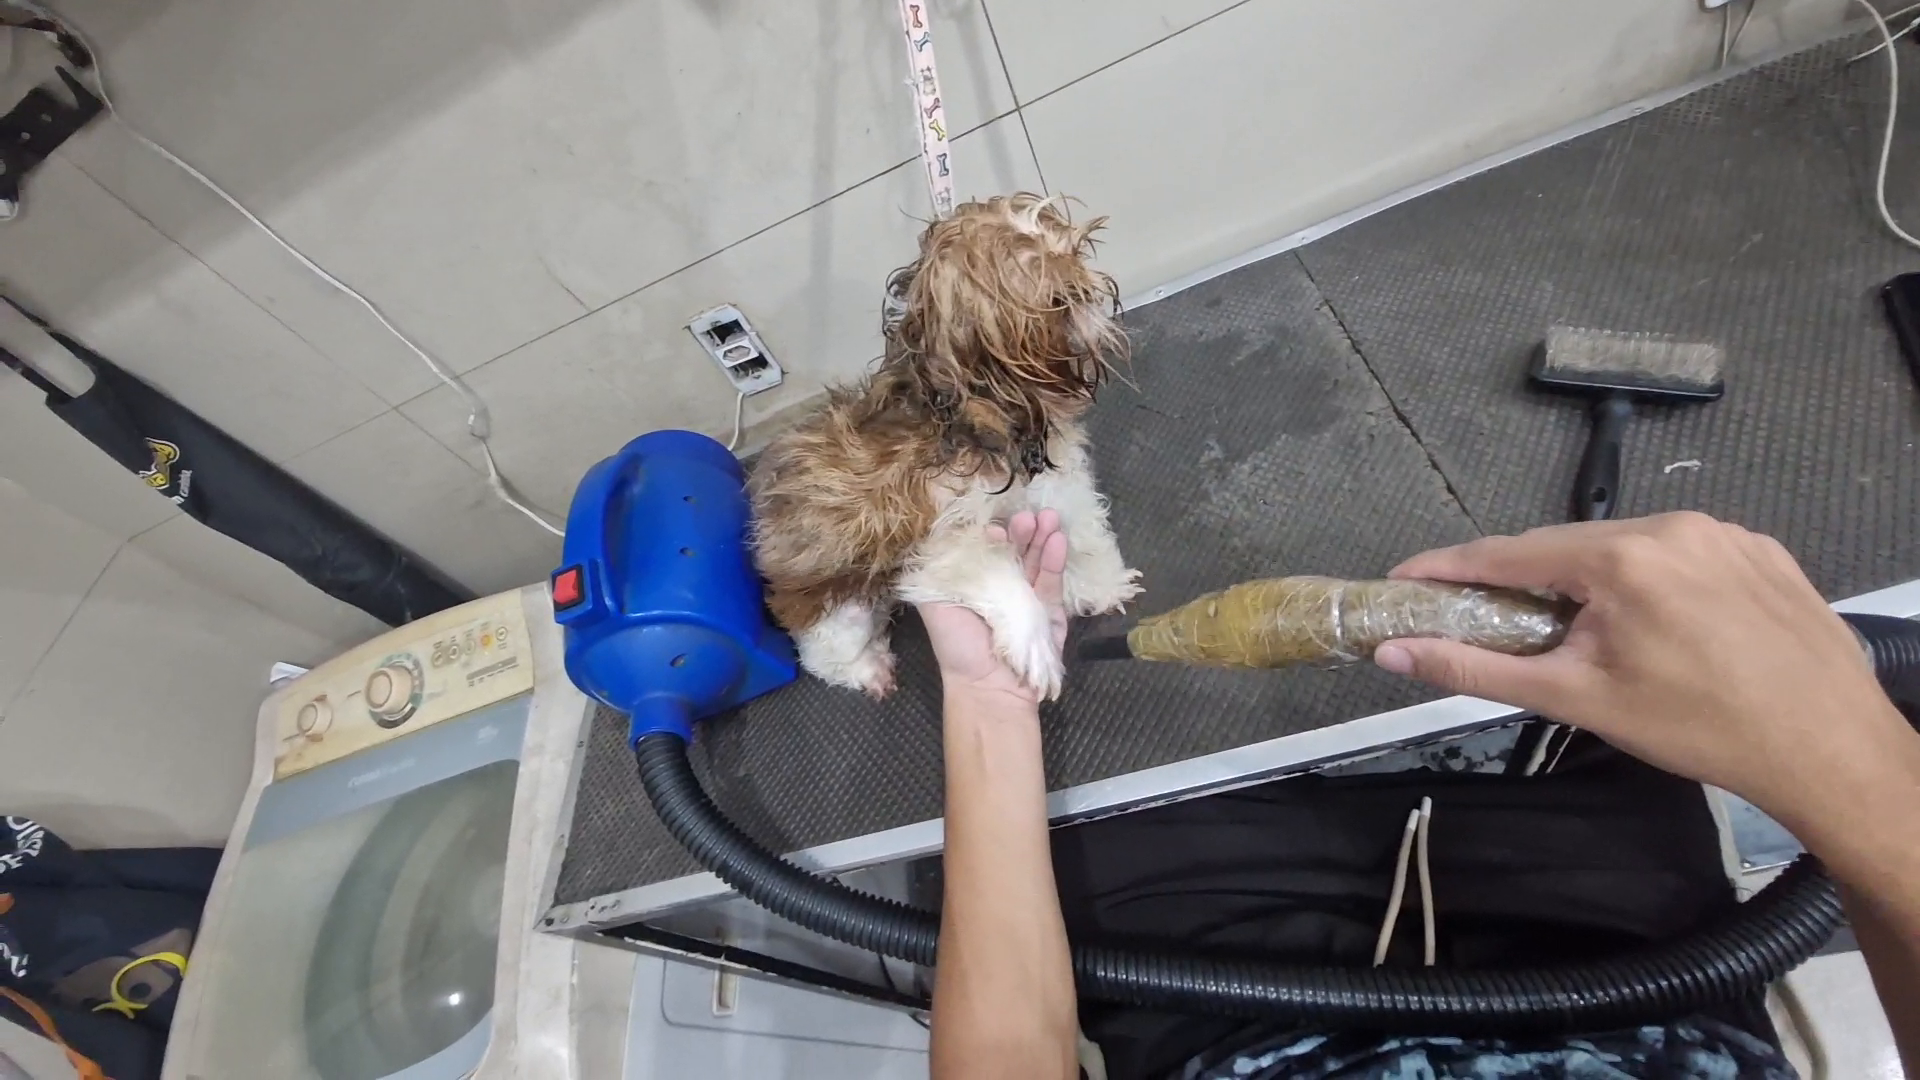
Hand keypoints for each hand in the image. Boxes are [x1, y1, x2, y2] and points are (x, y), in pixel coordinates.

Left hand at [916, 509, 1069, 705]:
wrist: (988, 686)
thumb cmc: (957, 645)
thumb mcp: (935, 602)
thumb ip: (939, 570)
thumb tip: (949, 534)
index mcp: (974, 583)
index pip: (985, 548)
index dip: (990, 533)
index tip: (993, 525)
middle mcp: (1001, 587)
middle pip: (1014, 550)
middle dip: (1021, 529)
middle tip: (1026, 514)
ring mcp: (1028, 597)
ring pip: (1036, 560)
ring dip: (1042, 536)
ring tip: (1049, 516)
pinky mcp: (1050, 611)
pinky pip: (1053, 580)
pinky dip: (1055, 558)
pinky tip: (1057, 539)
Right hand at [1372, 512, 1917, 836]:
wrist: (1839, 757)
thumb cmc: (1695, 728)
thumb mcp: (1570, 697)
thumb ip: (1470, 669)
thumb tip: (1390, 653)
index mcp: (1621, 558)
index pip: (1504, 552)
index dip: (1443, 566)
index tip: (1401, 578)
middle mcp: (1670, 528)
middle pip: (1556, 544)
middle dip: (1508, 575)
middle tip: (1476, 610)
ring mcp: (1722, 532)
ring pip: (1609, 543)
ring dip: (1568, 574)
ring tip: (1558, 619)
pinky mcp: (1758, 547)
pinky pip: (1664, 549)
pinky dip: (1628, 573)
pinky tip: (1634, 613)